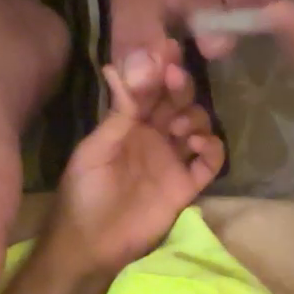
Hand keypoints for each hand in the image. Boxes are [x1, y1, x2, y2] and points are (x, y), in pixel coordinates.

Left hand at [42, 57, 224, 279]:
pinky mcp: (186, 187)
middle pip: (178, 101)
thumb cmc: (82, 194)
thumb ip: (117, 113)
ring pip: (198, 125)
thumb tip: (119, 66)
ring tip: (176, 129)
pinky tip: (195, 146)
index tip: (167, 50)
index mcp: (129, 124)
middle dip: (180, 85)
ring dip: (193, 117)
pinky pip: (210, 162)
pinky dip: (210, 148)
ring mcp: (172, 161)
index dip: (160, 68)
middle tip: (175, 78)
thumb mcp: (94, 149)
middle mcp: (154, 137)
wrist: (89, 244)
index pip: (151, 89)